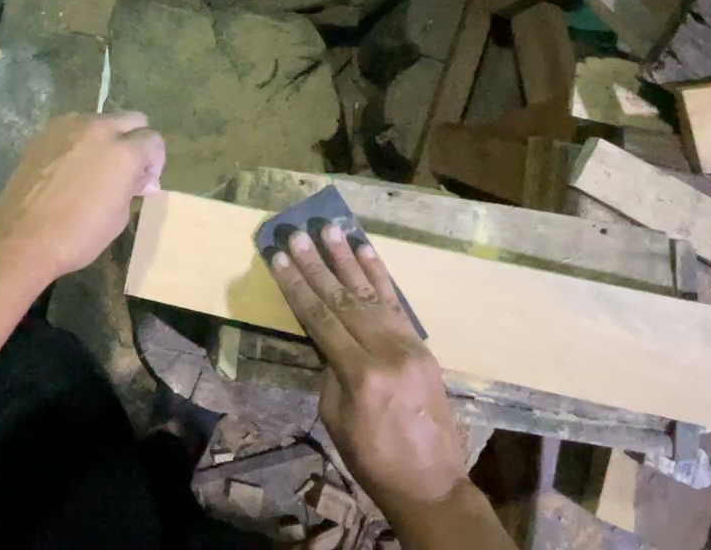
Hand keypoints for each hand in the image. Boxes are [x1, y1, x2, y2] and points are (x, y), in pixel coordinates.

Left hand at [0, 113, 165, 280]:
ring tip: (95, 166)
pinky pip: (74, 127)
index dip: (155, 161)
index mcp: (124, 151)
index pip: (154, 139)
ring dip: (107, 137)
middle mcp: (99, 128)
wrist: (22, 237)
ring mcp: (69, 125)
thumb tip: (144, 181)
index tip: (145, 181)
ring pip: (101, 120)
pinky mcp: (46, 131)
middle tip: (126, 169)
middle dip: (135, 140)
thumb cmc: (77, 235)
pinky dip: (80, 140)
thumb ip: (133, 188)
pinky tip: (71, 166)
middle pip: (132, 119)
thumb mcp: (118, 217)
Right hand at [268, 223, 468, 513]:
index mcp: (359, 373)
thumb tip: (325, 334)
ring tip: (328, 228)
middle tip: (296, 233)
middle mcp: (385, 351)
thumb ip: (330, 369)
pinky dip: (379, 274)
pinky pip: (395, 302)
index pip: (319, 317)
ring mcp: (407, 344)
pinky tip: (365, 250)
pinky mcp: (420, 344)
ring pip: (369, 292)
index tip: (278, 256)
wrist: (431, 483)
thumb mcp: (335, 416)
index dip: (296, 285)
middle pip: (342, 298)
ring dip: (345, 258)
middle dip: (315, 263)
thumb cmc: (372, 457)